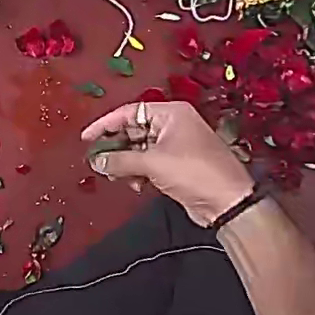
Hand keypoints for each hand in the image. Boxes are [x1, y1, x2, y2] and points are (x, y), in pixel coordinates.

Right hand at [82, 101, 254, 226]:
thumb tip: (96, 160)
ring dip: (126, 163)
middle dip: (116, 147)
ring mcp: (175, 145)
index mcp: (171, 113)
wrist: (228, 202)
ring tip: (116, 176)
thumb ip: (120, 160)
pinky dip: (138, 172)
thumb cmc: (195, 173)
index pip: (129, 112)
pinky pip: (148, 163)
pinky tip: (136, 184)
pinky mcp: (176, 165)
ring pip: (139, 149)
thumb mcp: (153, 163)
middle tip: (98, 161)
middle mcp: (173, 125)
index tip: (87, 138)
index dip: (105, 124)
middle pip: (133, 130)